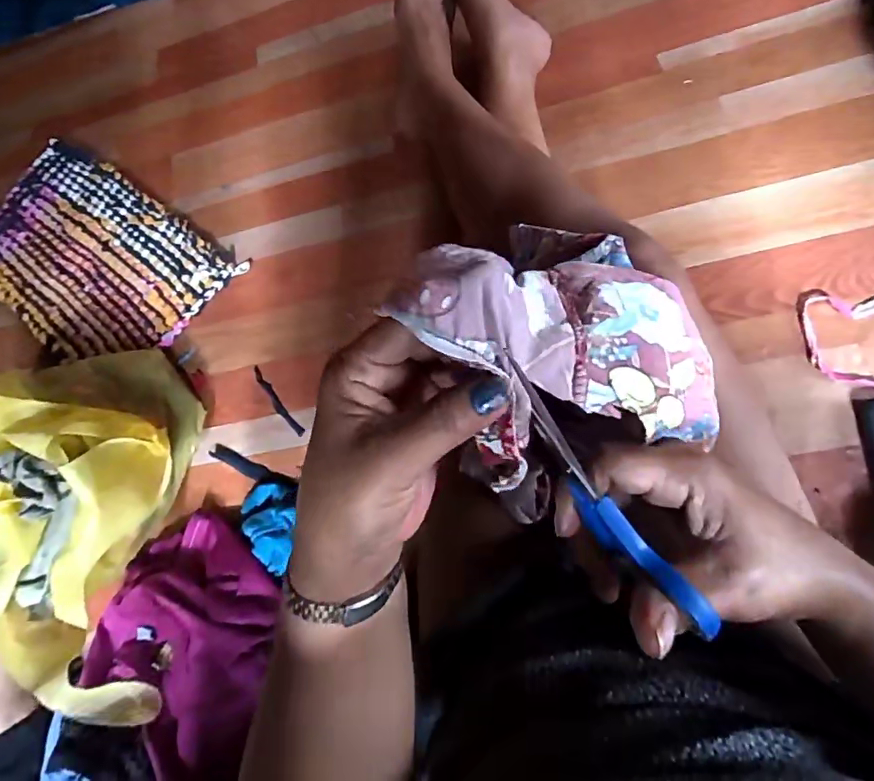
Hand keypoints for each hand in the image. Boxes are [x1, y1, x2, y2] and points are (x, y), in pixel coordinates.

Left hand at [288, 319, 509, 602]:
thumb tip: (501, 385)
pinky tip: (510, 388)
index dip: (449, 318)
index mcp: (357, 369)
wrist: (349, 562)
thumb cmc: (352, 504)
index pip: (406, 328)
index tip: (497, 312)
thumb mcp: (395, 458)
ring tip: (523, 358)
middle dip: (471, 341)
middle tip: (520, 336)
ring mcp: (404, 395)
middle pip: (430, 342)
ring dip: (480, 366)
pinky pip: (456, 393)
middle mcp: (379, 372)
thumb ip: (446, 419)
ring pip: (447, 366)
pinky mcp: (424, 418)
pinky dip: (480, 392)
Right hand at [561, 443, 869, 657]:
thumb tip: (643, 637)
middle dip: (588, 529)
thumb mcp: (728, 588)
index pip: (612, 462)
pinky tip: (628, 584)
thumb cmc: (778, 567)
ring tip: (614, 591)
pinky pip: (623, 517)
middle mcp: (669, 469)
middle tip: (602, 583)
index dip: (582, 491)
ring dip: (599, 544)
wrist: (816, 575)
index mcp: (685, 472)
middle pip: (602, 481)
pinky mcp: (667, 507)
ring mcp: (667, 487)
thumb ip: (677, 601)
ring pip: (608, 501)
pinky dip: (615, 548)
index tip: (568, 535)